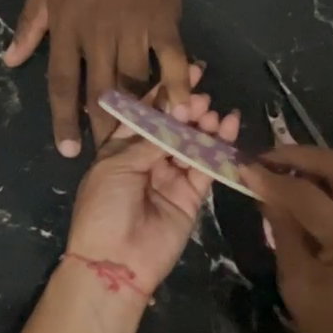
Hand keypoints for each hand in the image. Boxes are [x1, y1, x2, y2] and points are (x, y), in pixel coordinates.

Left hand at [3, 0, 191, 157]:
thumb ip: (30, 23)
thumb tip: (11, 59)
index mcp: (66, 26)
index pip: (61, 83)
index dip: (63, 120)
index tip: (68, 150)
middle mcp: (97, 34)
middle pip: (99, 92)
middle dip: (104, 128)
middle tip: (110, 157)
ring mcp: (133, 28)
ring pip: (134, 83)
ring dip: (139, 115)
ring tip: (143, 142)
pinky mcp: (164, 21)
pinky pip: (171, 62)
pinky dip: (176, 87)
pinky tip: (181, 110)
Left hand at [63, 66, 238, 294]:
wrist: (115, 260)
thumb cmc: (104, 207)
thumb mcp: (117, 166)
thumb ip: (150, 140)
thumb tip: (175, 116)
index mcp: (120, 149)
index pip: (144, 114)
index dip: (162, 94)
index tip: (182, 72)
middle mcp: (146, 160)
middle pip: (172, 126)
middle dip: (187, 108)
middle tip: (201, 94)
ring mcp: (170, 177)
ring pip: (192, 143)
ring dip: (203, 125)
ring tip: (213, 112)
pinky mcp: (191, 195)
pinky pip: (207, 166)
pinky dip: (219, 148)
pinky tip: (228, 127)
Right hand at [246, 147, 332, 332]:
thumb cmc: (330, 332)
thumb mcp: (295, 280)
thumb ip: (282, 226)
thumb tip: (263, 185)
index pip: (306, 194)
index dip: (272, 178)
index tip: (244, 166)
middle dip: (302, 156)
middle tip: (269, 156)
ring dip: (329, 164)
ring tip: (296, 169)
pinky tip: (325, 189)